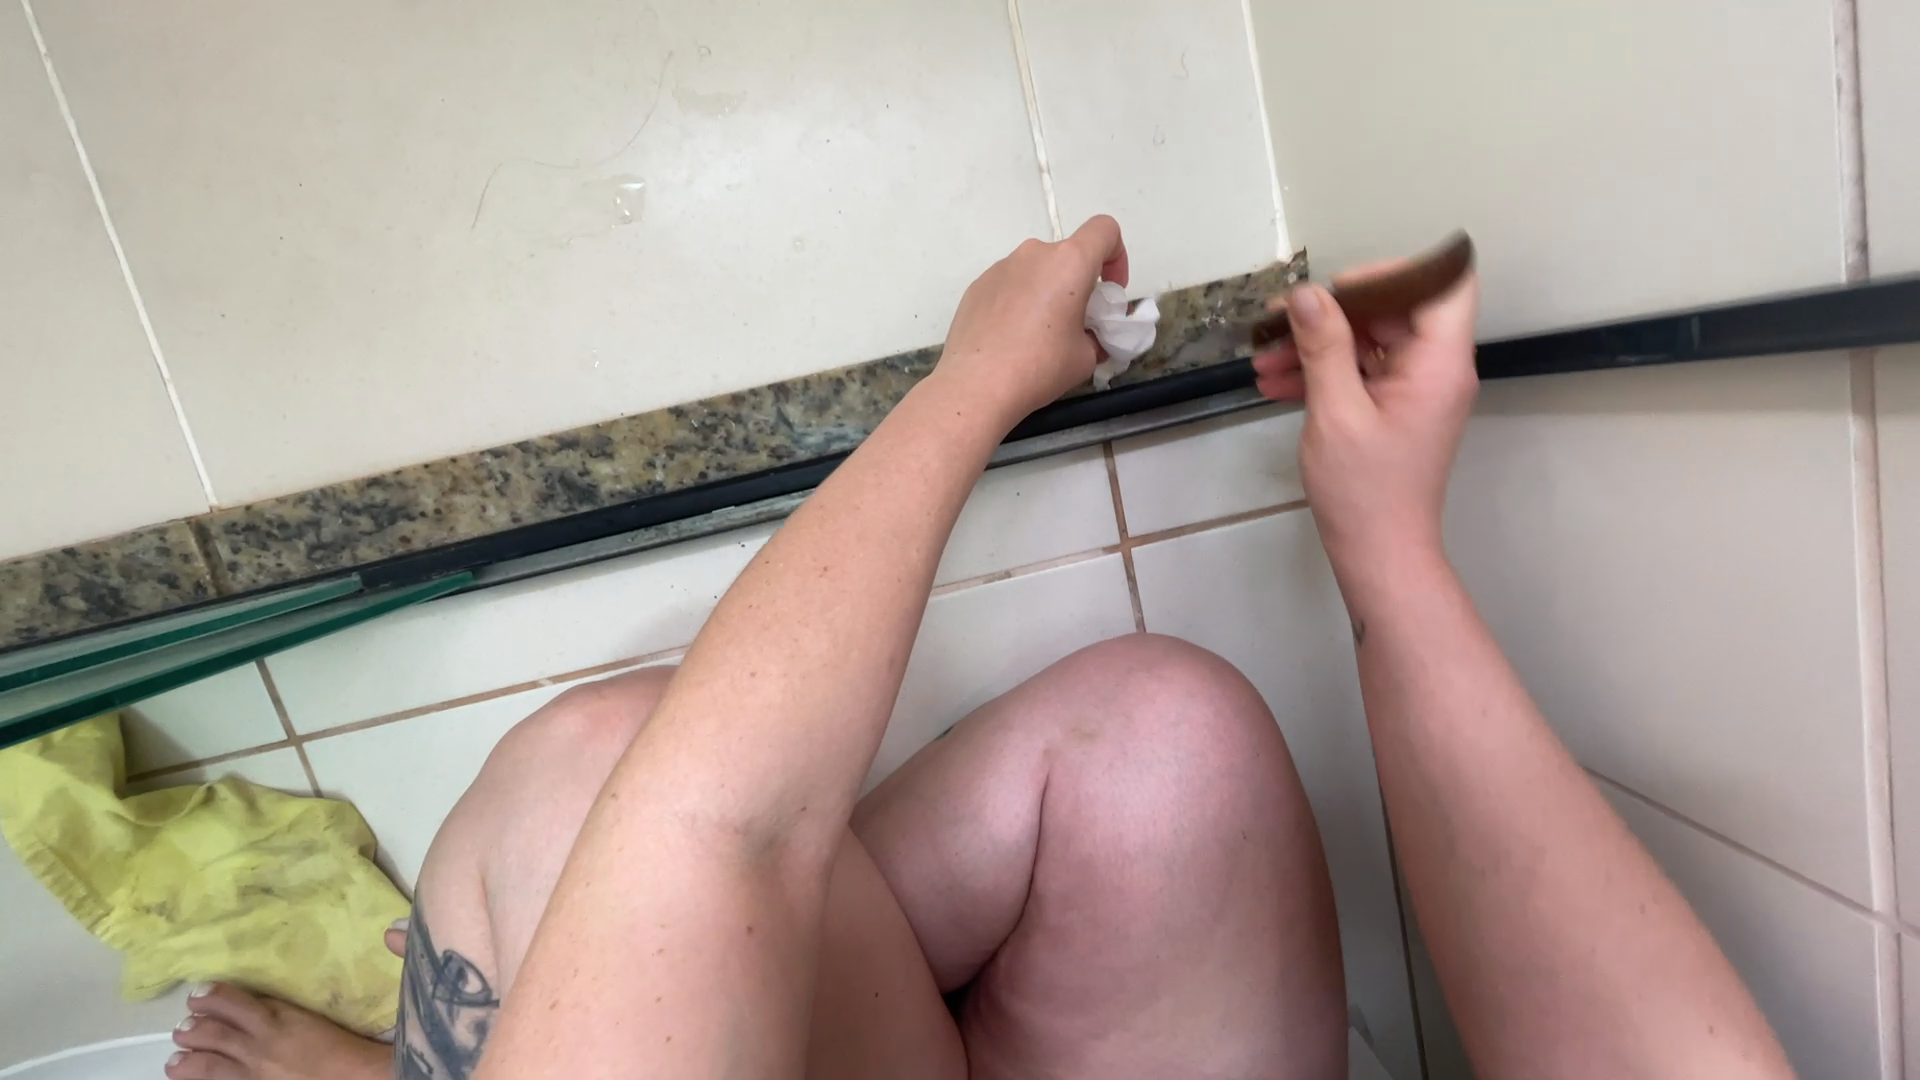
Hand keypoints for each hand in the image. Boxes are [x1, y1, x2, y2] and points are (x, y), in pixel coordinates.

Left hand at [934, 216, 1129, 428]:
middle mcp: (1033, 254)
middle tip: (1074, 323)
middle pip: (1066, 256)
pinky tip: (1010, 339)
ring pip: (1035, 271)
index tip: (1108, 292)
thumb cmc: (1039, 368)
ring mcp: (1000, 268)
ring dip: (1046, 292)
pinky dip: (1018, 302)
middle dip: (1077, 283)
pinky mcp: (977, 286)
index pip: (1104, 230)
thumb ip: (1096, 337)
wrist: (976, 386)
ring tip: (1037, 336)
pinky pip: (1009, 286)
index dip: (1116, 256)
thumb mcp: (1085, 358)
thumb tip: (1088, 338)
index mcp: (1069, 262)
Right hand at [1251, 263, 1479, 577]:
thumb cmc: (1362, 486)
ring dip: (1315, 348)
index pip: (1442, 285)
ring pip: (1367, 345)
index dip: (1392, 274)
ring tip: (1262, 363)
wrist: (1376, 549)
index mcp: (1437, 363)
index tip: (1336, 290)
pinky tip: (1274, 385)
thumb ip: (1324, 348)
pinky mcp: (1391, 411)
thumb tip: (1306, 295)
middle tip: (1275, 325)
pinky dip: (1320, 375)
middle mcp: (1434, 369)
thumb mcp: (1335, 412)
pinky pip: (1358, 375)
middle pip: (1393, 314)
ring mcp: (1412, 392)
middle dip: (1331, 315)